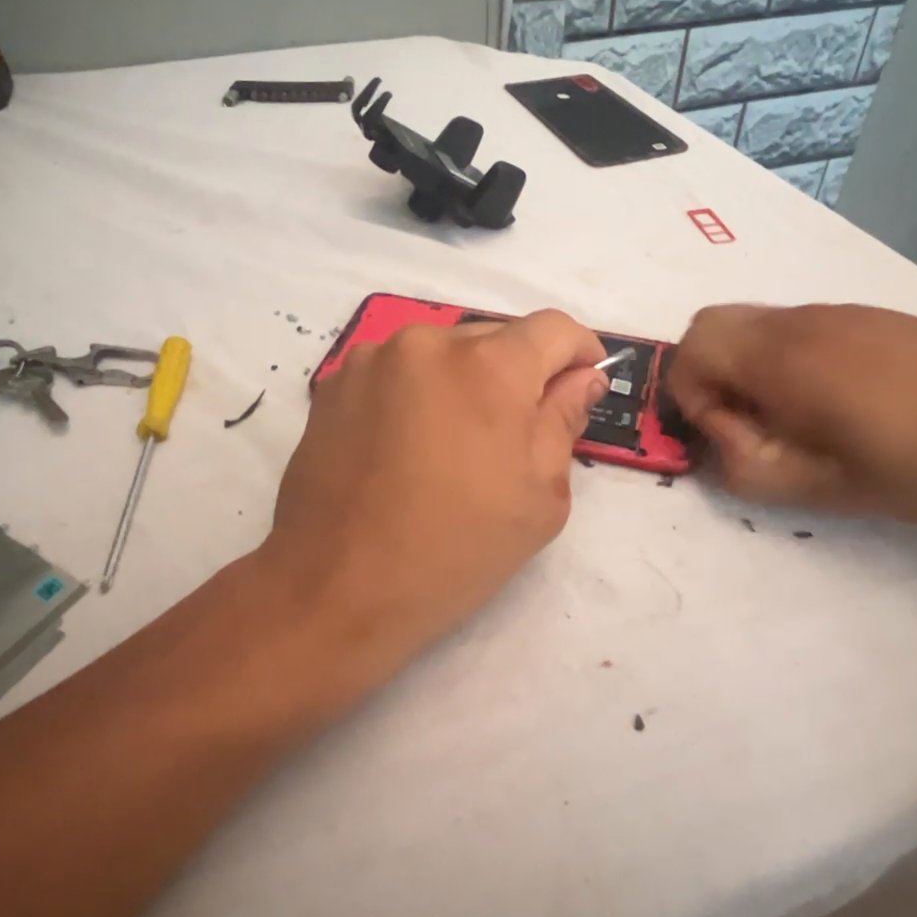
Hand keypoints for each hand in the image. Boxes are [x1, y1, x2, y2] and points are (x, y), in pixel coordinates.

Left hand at [264, 310, 607, 667]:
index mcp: (487, 365)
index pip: (553, 329)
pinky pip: (395, 374)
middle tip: (516, 435)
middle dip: (517, 375)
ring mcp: (371, 360)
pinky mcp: (333, 386)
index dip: (580, 353)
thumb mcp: (539, 496)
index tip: (584, 385)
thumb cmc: (456, 549)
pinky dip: (415, 396)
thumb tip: (581, 379)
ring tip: (455, 446)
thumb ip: (564, 421)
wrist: (337, 587)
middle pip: (494, 338)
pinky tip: (407, 450)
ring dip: (462, 384)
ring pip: (441, 355)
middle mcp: (426, 343)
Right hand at [664, 303, 916, 521]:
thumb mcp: (830, 490)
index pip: (690, 352)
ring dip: (743, 369)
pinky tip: (834, 404)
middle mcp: (799, 321)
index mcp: (782, 359)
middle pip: (709, 325)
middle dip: (703, 377)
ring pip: (751, 324)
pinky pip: (792, 328)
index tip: (732, 442)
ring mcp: (836, 313)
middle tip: (744, 428)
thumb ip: (751, 469)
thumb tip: (720, 443)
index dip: (689, 401)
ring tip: (792, 423)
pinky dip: (780, 360)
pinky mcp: (868, 317)